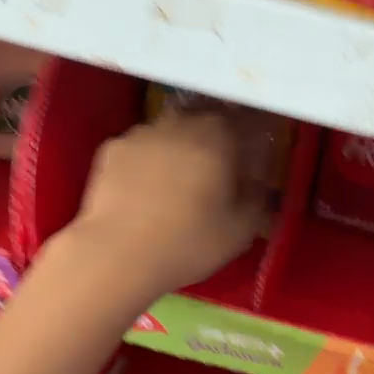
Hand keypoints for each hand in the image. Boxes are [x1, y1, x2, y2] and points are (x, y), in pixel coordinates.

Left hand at [60, 111, 271, 298]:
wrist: (118, 253)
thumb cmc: (188, 243)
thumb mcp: (239, 233)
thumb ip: (257, 202)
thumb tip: (262, 188)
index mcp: (219, 137)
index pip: (249, 123)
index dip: (256, 139)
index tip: (257, 161)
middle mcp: (180, 123)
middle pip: (207, 120)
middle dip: (218, 140)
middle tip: (220, 171)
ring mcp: (141, 132)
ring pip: (172, 132)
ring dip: (182, 149)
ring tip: (181, 181)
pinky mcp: (112, 149)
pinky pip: (142, 149)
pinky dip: (151, 162)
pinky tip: (148, 189)